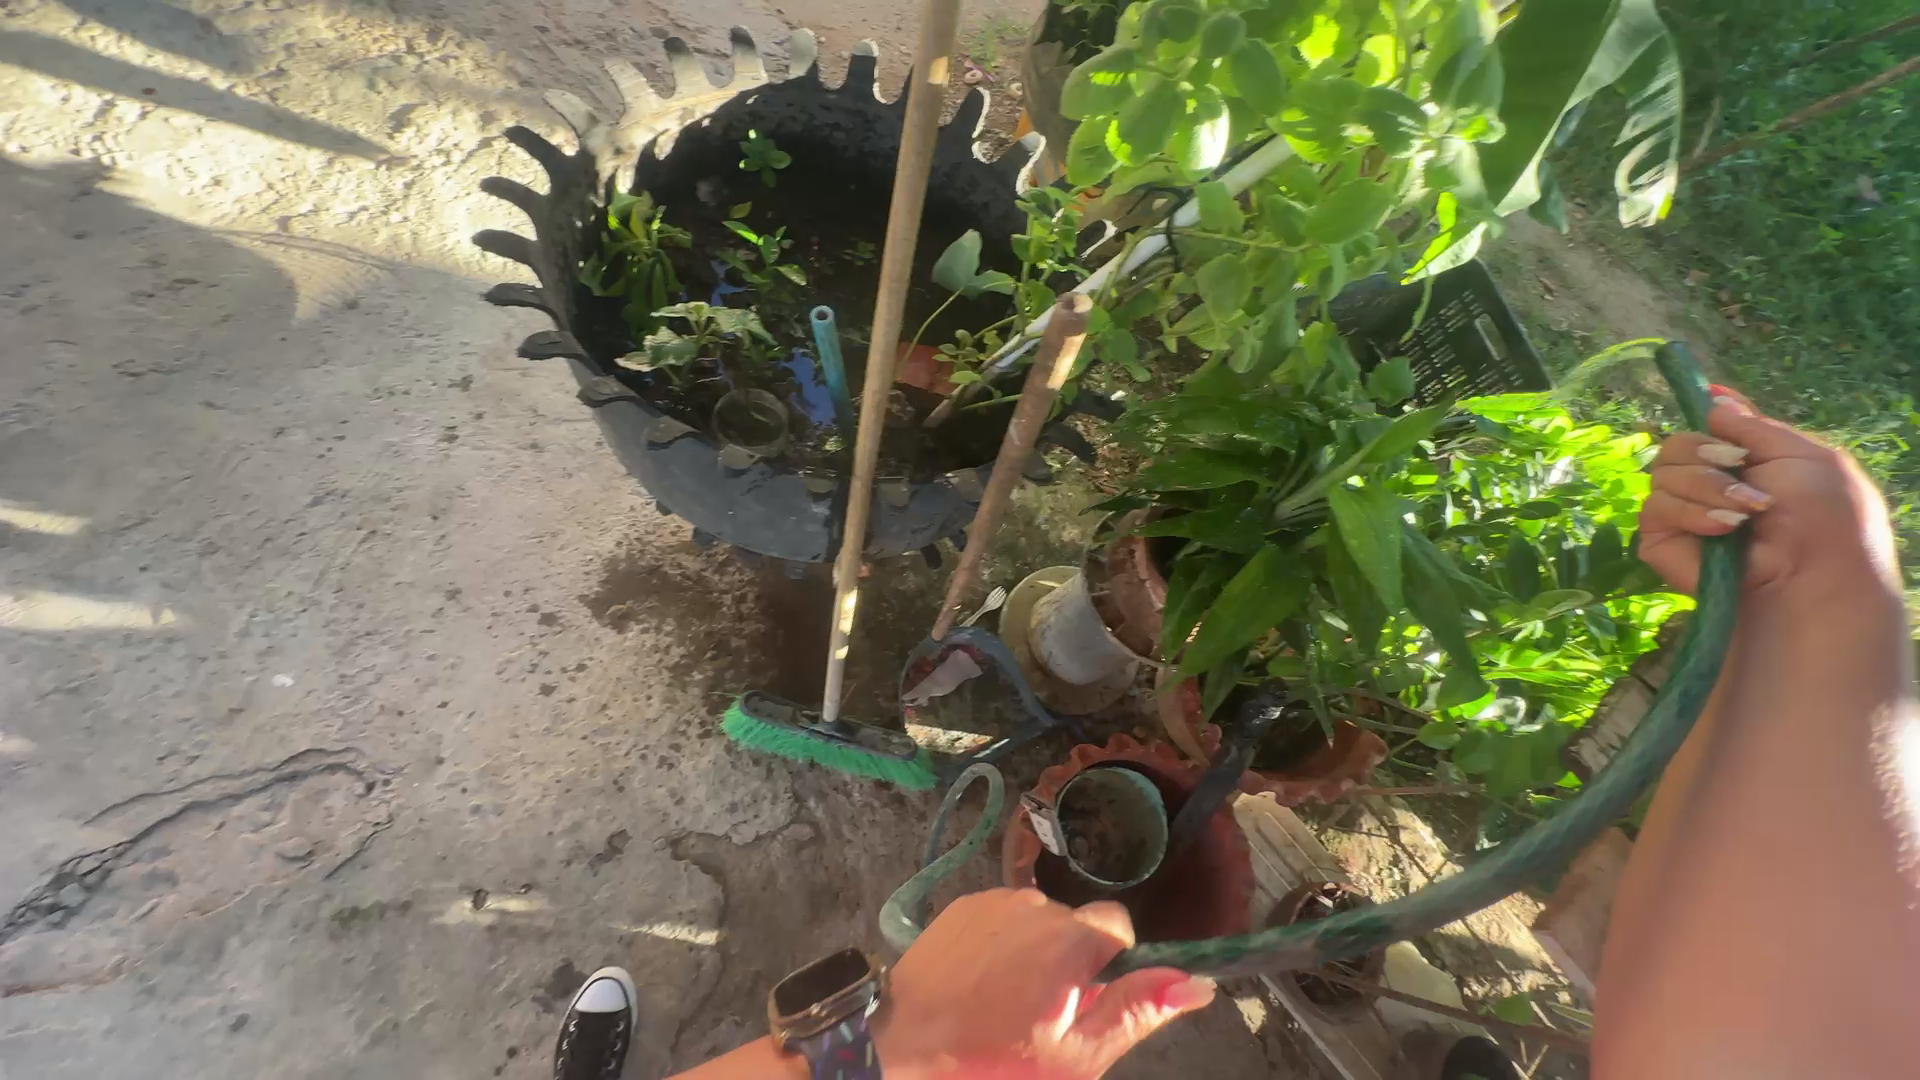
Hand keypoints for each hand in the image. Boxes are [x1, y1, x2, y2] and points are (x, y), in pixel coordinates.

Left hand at [875, 888, 1214, 1078]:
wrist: (904, 1040)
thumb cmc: (997, 1059)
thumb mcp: (1078, 1053)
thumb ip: (1138, 1009)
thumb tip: (1197, 982)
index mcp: (1071, 936)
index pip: (1117, 924)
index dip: (1111, 962)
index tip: (1087, 998)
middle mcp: (1037, 903)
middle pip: (1075, 924)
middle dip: (1071, 960)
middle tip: (1043, 1011)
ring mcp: (996, 899)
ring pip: (1038, 921)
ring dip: (1035, 951)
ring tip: (1006, 999)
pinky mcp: (965, 903)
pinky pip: (1002, 916)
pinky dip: (1002, 942)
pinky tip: (980, 979)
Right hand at [1638, 385, 1898, 598]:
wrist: (1807, 574)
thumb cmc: (1825, 518)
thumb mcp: (1807, 458)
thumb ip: (1757, 428)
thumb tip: (1714, 397)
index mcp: (1744, 462)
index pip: (1709, 428)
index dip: (1707, 414)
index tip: (1707, 396)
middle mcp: (1706, 481)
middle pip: (1674, 444)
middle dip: (1704, 453)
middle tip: (1737, 466)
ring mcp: (1678, 508)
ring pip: (1662, 473)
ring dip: (1707, 487)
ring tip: (1744, 513)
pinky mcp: (1657, 534)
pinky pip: (1656, 505)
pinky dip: (1692, 513)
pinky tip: (1723, 529)